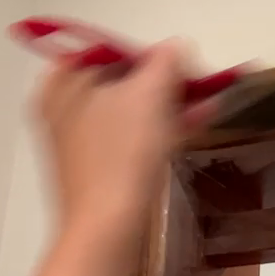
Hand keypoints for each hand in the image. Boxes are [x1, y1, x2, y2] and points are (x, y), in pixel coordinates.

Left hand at [33, 41, 196, 244]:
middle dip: (167, 80)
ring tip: (211, 99)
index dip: (151, 52)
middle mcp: (65, 108)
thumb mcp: (148, 95)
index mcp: (63, 82)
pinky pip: (134, 135)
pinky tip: (197, 122)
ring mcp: (82, 140)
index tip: (186, 61)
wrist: (108, 229)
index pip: (110, 49)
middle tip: (203, 81)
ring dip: (171, 103)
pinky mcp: (100, 166)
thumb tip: (177, 46)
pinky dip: (162, 127)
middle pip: (123, 80)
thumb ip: (165, 62)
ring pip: (133, 109)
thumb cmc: (122, 155)